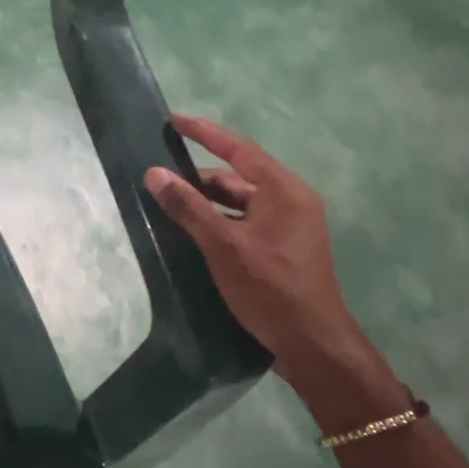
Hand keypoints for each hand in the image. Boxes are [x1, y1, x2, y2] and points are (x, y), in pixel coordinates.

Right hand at [143, 115, 373, 382]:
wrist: (314, 346)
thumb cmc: (269, 287)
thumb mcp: (222, 244)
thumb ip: (187, 206)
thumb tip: (154, 173)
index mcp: (283, 191)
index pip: (239, 149)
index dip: (205, 133)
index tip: (174, 121)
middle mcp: (292, 201)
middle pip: (238, 176)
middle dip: (199, 178)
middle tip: (161, 179)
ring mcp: (292, 226)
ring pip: (241, 200)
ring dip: (208, 201)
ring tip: (170, 206)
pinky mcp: (286, 248)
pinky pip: (247, 220)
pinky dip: (221, 220)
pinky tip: (194, 231)